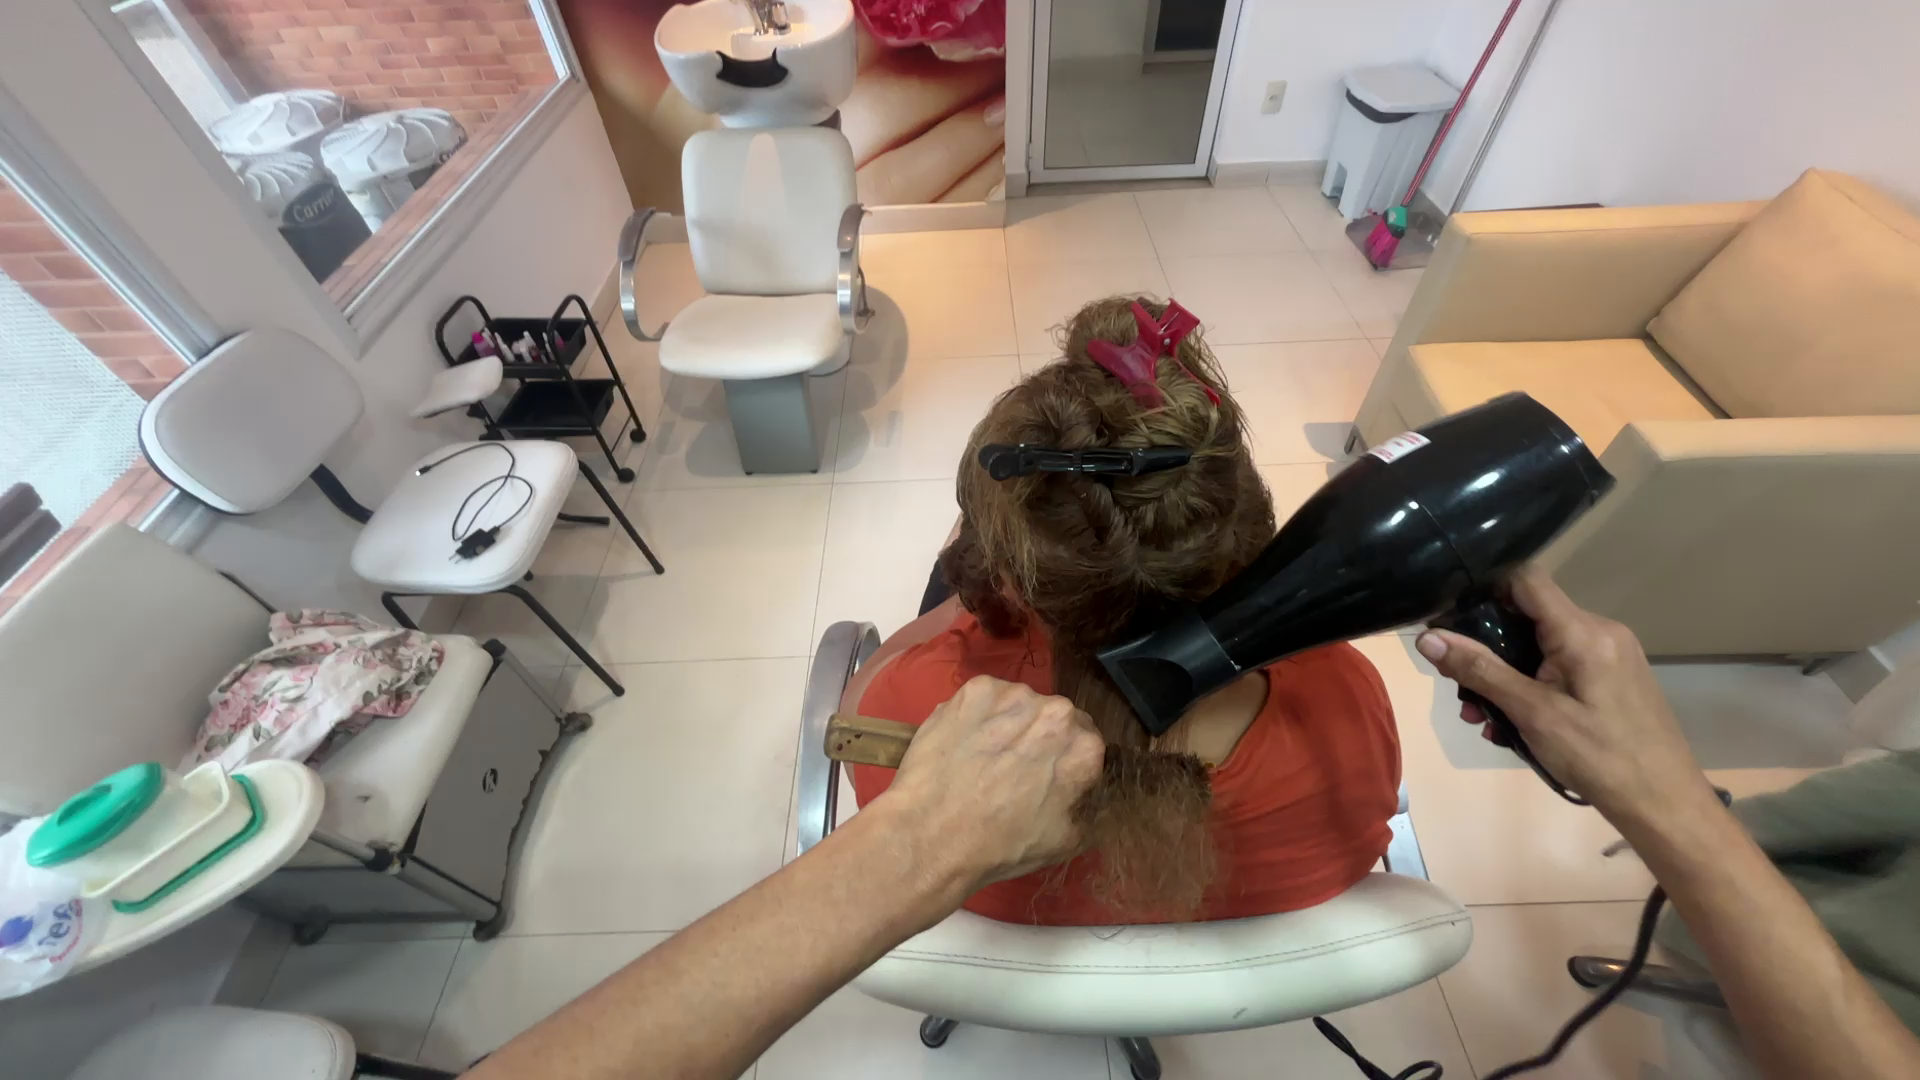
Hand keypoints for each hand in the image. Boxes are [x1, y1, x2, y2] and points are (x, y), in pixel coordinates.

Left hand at [875, 675, 1103, 890]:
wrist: (932, 832)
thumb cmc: (1002, 845)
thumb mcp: (1066, 840)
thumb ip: (1088, 804)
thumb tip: (1085, 788)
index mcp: (1084, 747)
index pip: (1086, 741)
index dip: (1065, 759)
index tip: (1046, 774)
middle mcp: (1055, 710)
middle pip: (1054, 717)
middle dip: (1040, 737)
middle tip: (1013, 766)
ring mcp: (1013, 694)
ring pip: (1020, 704)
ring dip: (1009, 722)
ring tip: (984, 755)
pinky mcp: (976, 688)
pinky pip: (986, 698)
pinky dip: (978, 714)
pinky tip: (964, 741)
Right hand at [1414, 567, 1720, 821]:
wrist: (1666, 807)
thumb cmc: (1600, 756)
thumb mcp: (1531, 712)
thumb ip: (1479, 669)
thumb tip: (1426, 637)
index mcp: (1583, 633)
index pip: (1524, 579)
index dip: (1482, 587)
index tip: (1447, 614)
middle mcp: (1598, 632)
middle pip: (1523, 615)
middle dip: (1481, 646)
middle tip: (1455, 684)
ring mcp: (1606, 655)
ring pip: (1534, 645)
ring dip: (1499, 673)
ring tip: (1479, 714)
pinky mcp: (1608, 677)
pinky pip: (1553, 665)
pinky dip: (1524, 684)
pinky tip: (1508, 720)